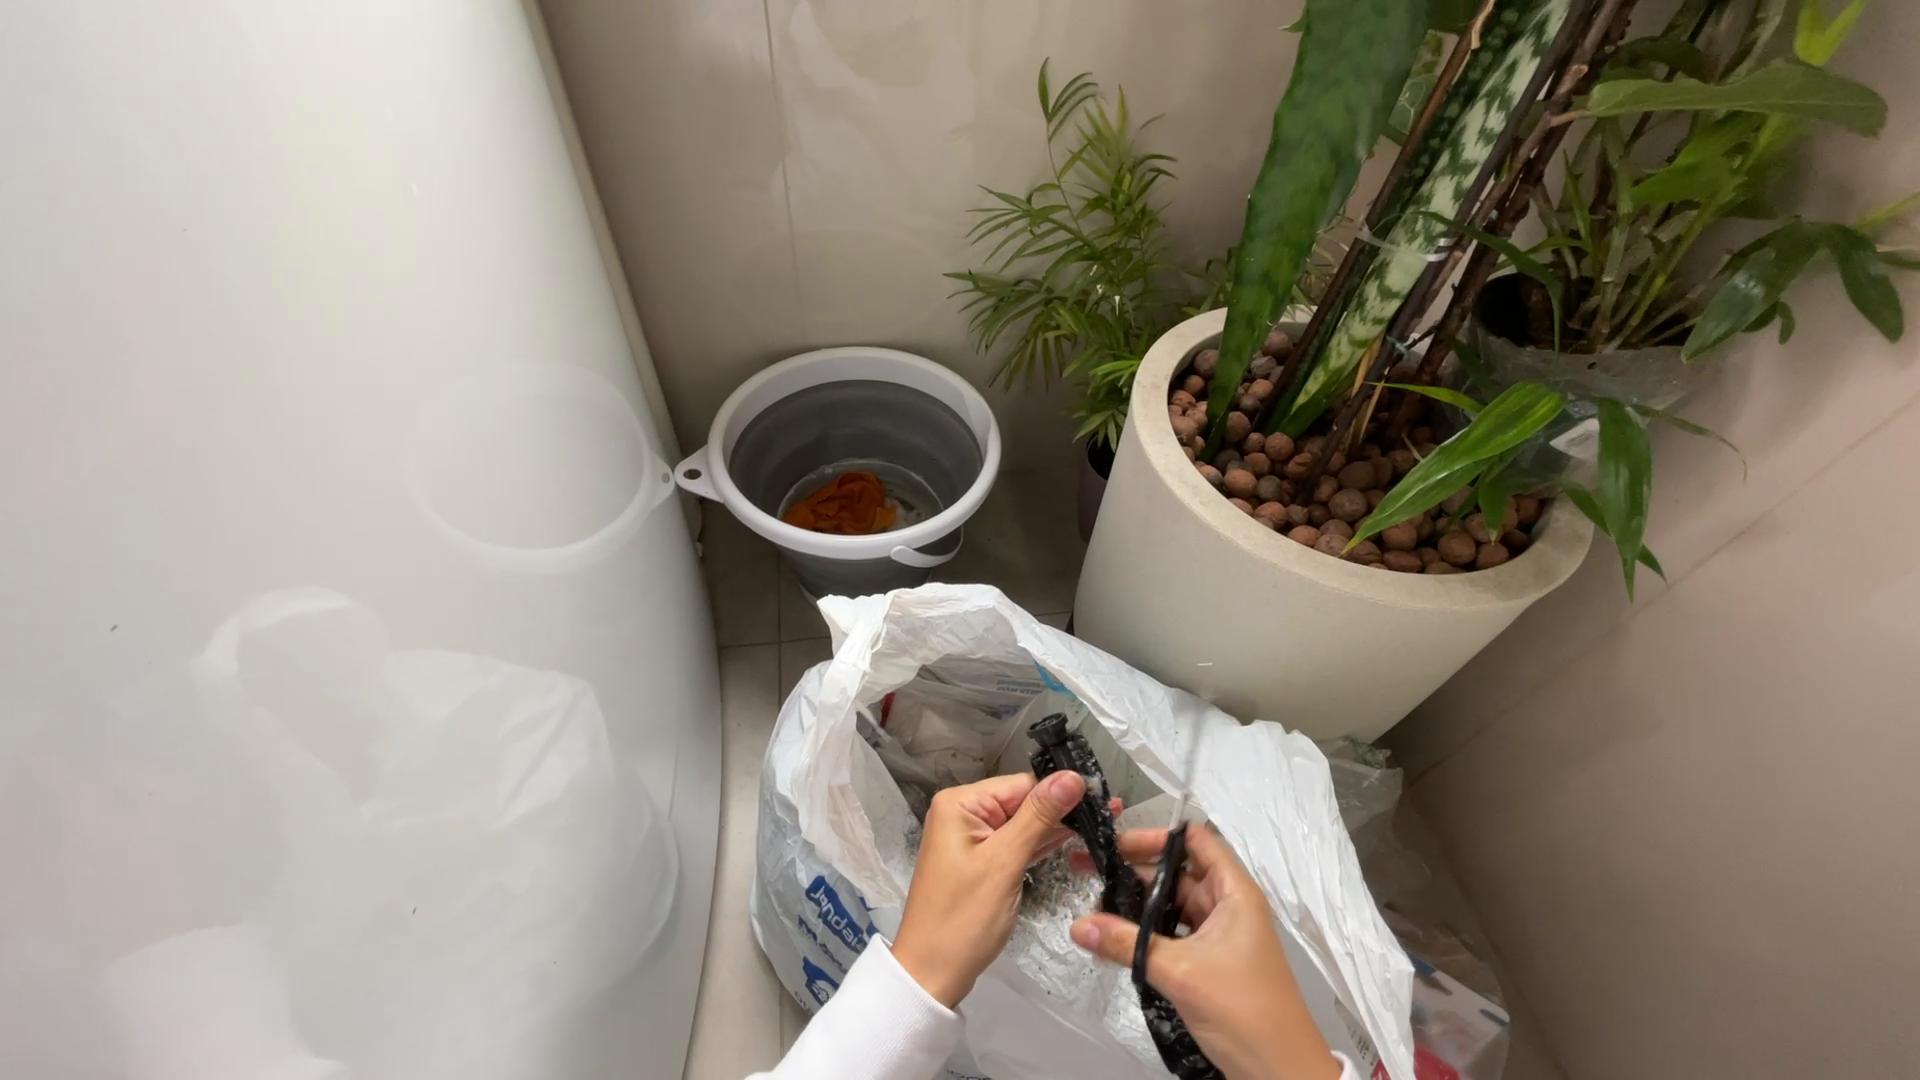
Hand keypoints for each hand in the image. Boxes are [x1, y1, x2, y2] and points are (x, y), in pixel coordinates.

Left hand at [889, 770, 1086, 1007]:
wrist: (931, 974)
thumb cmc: (963, 918)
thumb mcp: (1004, 863)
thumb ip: (1039, 817)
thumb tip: (1071, 777)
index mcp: (961, 804)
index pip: (1021, 784)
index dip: (1061, 789)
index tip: (1103, 794)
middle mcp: (963, 813)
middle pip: (1022, 800)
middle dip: (1062, 807)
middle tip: (1112, 809)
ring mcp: (971, 838)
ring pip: (1021, 822)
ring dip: (1055, 826)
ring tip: (1101, 821)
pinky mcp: (980, 860)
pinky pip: (1014, 843)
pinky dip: (1039, 844)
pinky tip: (1071, 838)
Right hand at [1070, 826, 1339, 1079]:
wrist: (1282, 1076)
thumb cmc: (1242, 1010)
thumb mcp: (1180, 972)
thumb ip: (1127, 945)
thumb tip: (1078, 926)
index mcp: (1233, 892)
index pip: (1194, 841)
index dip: (1156, 837)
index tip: (1116, 845)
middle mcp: (1227, 904)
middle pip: (1176, 872)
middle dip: (1134, 871)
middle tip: (1090, 873)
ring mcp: (1220, 933)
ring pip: (1172, 904)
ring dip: (1138, 905)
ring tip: (1096, 904)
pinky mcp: (1211, 960)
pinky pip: (1174, 932)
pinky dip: (1148, 932)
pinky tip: (1117, 937)